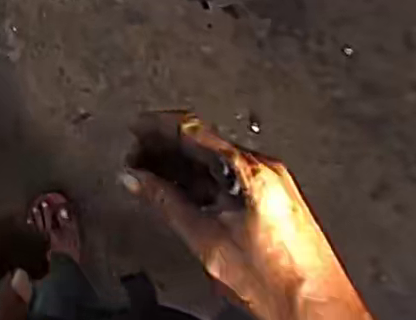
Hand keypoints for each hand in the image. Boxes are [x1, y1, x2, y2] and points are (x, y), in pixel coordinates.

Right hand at [122, 114, 372, 319]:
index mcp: (250, 170)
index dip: (154, 126)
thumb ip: (164, 202)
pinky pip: (226, 177)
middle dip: (162, 148)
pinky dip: (199, 181)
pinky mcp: (274, 202)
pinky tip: (181, 195)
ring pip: (212, 160)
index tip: (133, 130)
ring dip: (179, 166)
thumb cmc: (281, 290)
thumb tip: (133, 178)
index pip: (190, 128)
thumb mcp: (207, 240)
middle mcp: (264, 170)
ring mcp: (272, 185)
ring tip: (152, 179)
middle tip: (136, 159)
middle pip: (200, 142)